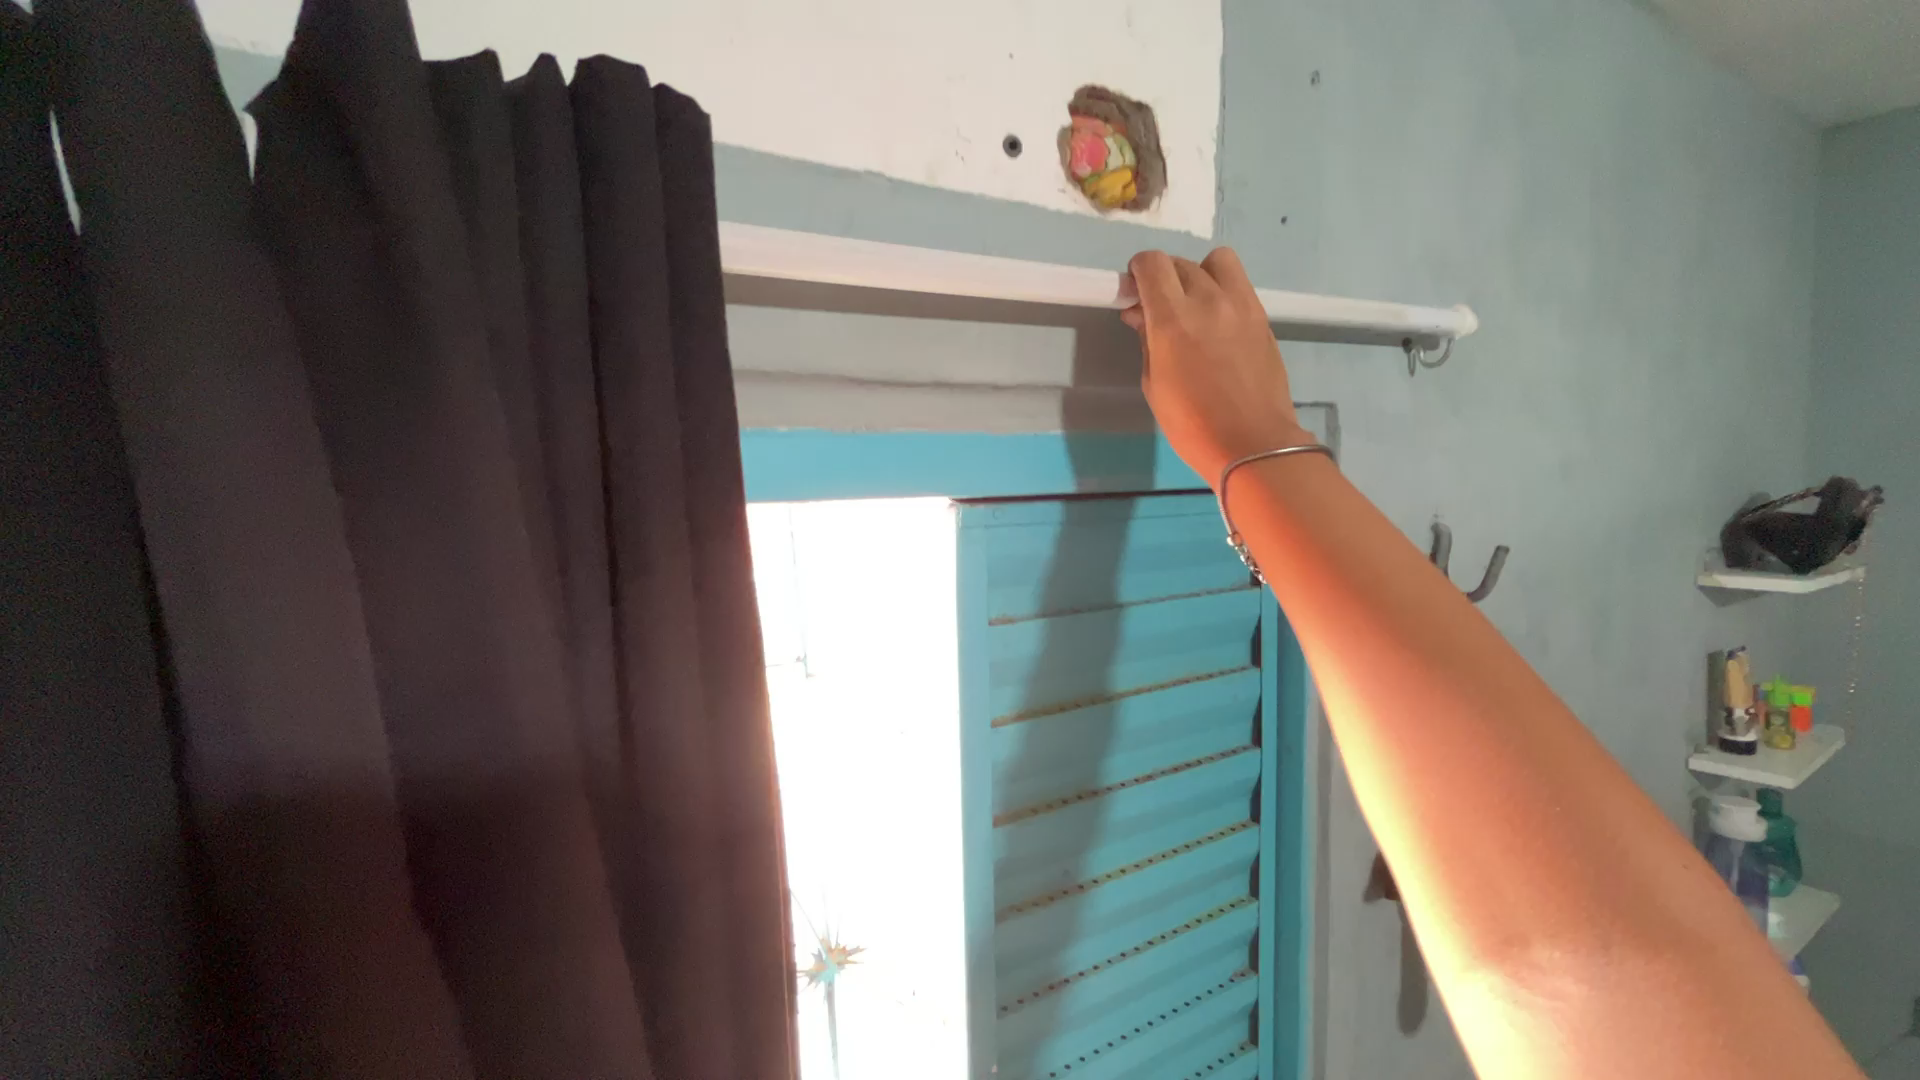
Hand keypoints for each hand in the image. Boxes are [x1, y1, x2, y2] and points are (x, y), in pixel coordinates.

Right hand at [1121, 249, 1306, 484]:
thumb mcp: (1154, 385)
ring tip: (1193, 305)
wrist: (1252, 442)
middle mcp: (1209, 300)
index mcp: (1173, 319)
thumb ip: (1147, 340)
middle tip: (1157, 308)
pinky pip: (1238, 284)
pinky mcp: (1262, 316)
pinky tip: (1216, 322)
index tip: (1134, 293)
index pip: (1152, 263)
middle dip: (1163, 279)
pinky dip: (1221, 291)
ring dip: (1198, 274)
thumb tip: (1141, 315)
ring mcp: (1241, 304)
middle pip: (1180, 263)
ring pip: (1216, 262)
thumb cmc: (1192, 424)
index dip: (1138, 271)